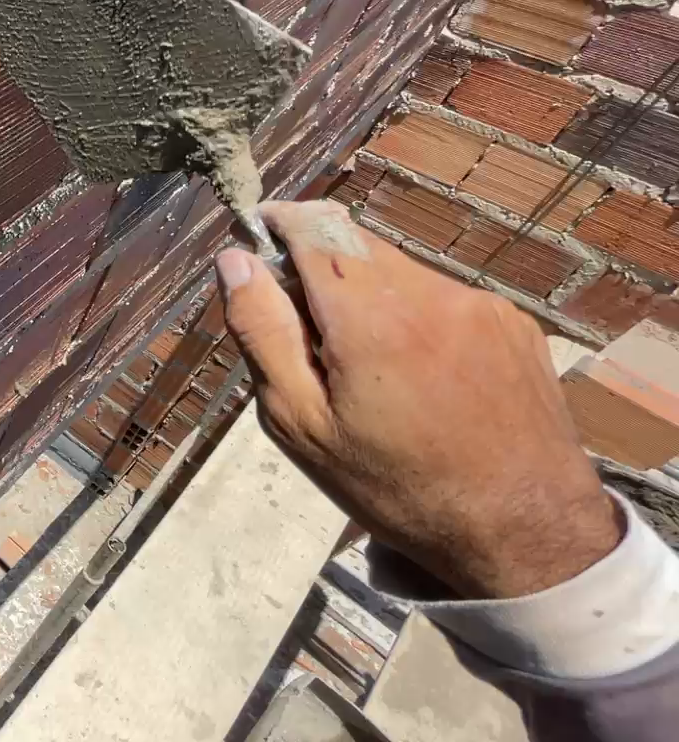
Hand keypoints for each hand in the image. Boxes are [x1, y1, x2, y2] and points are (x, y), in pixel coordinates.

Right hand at [214, 200, 621, 599]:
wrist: (524, 537)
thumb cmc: (387, 482)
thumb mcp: (296, 418)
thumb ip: (261, 330)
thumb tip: (234, 261)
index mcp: (371, 319)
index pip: (315, 228)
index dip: (276, 220)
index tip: (251, 231)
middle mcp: (431, 296)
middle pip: (351, 240)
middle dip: (309, 259)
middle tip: (290, 318)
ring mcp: (480, 307)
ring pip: (391, 264)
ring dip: (353, 285)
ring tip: (347, 352)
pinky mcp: (512, 324)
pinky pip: (432, 290)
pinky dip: (397, 305)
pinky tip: (401, 362)